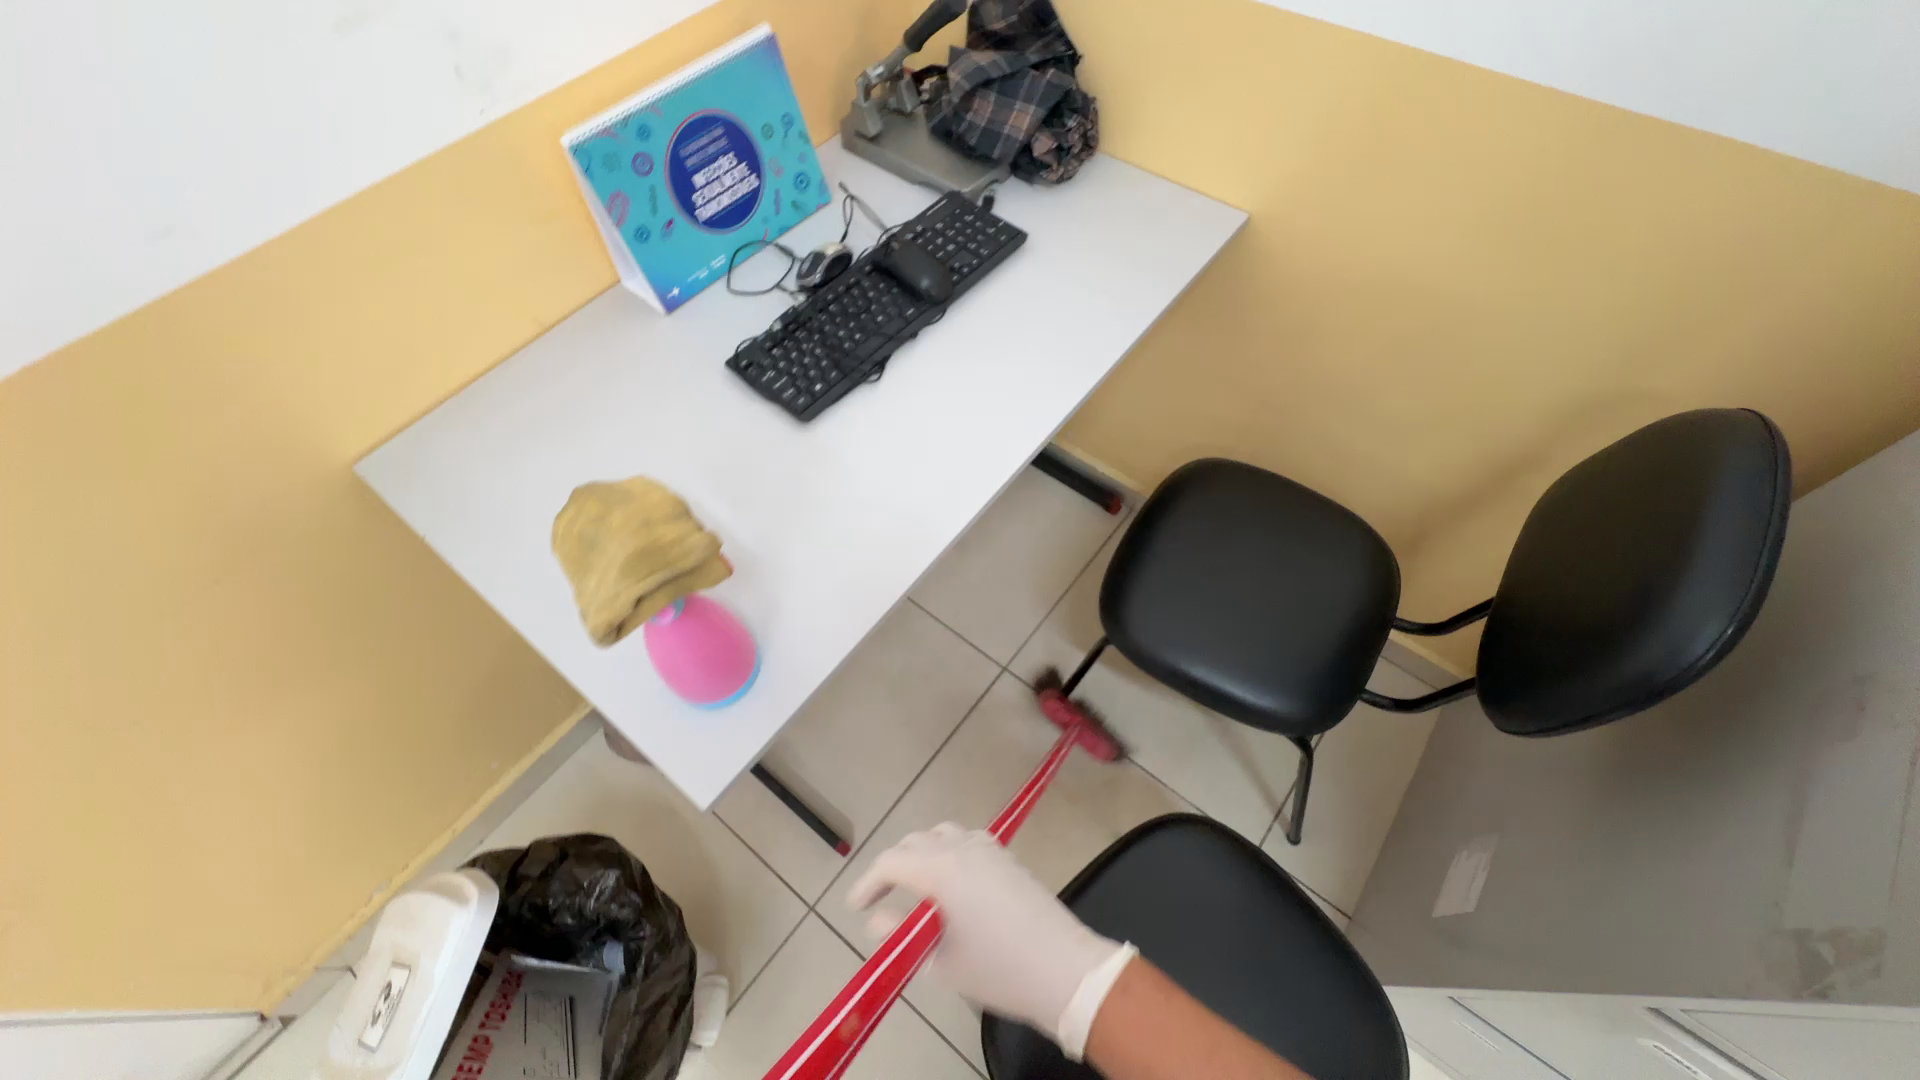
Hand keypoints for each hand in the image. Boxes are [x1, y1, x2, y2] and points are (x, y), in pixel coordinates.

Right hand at [846, 823, 1133, 1057]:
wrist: (1063, 968)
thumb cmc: (997, 969)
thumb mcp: (939, 960)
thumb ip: (902, 934)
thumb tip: (878, 921)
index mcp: (941, 869)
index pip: (891, 862)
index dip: (869, 882)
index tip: (856, 906)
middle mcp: (963, 848)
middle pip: (915, 842)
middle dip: (893, 866)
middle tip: (881, 897)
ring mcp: (989, 849)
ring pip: (943, 834)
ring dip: (922, 853)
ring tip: (915, 885)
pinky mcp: (1008, 858)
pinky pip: (968, 841)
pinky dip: (949, 852)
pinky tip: (953, 883)